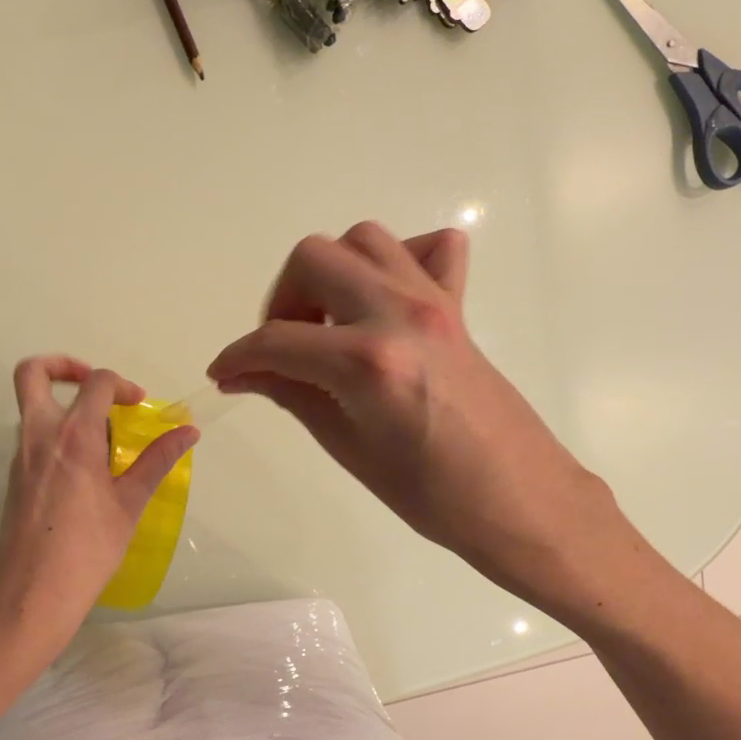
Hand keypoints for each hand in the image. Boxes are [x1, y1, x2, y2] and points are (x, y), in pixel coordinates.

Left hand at [0, 356, 198, 652]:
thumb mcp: (129, 504)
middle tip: (95, 387)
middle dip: (63, 365)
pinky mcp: (14, 479)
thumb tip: (188, 431)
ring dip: (64, 408)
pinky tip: (85, 474)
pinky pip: (33, 440)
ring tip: (100, 443)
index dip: (123, 384)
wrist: (32, 594)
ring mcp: (20, 457)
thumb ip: (156, 461)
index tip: (140, 406)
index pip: (96, 382)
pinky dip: (57, 438)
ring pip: (33, 408)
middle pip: (34, 373)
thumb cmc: (88, 551)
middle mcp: (38, 435)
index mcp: (72, 435)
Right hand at [208, 222, 630, 602]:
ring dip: (330, 274)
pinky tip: (380, 306)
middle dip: (282, 302)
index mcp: (367, 362)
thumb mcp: (344, 445)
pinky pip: (429, 248)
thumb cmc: (428, 494)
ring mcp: (435, 302)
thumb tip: (242, 374)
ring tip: (325, 325)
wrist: (518, 499)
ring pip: (364, 240)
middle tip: (282, 348)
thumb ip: (291, 394)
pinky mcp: (459, 306)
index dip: (237, 356)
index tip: (222, 374)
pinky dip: (396, 262)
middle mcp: (399, 313)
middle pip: (314, 258)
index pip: (278, 340)